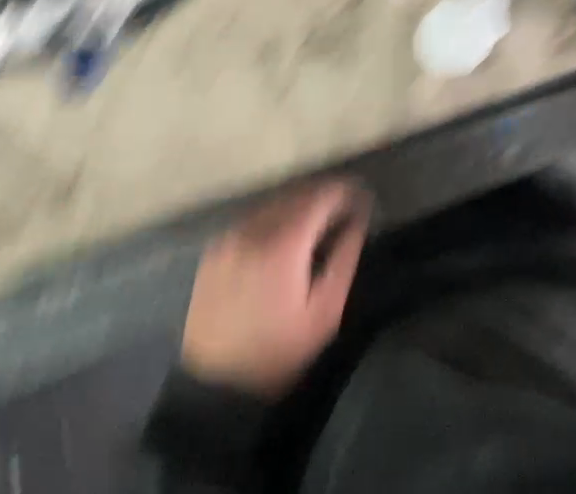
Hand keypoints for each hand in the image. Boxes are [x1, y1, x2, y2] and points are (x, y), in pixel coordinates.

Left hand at [179, 181, 370, 397]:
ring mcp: (228, 240)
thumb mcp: (325, 311)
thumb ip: (344, 258)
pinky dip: (273, 218)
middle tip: (344, 206)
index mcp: (283, 244)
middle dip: (322, 196)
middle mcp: (252, 232)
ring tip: (318, 219)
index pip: (319, 197)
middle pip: (294, 195)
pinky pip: (251, 221)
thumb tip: (357, 222)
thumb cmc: (279, 351)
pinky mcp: (214, 253)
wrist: (216, 384)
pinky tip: (284, 235)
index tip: (361, 195)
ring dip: (297, 205)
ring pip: (271, 205)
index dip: (344, 191)